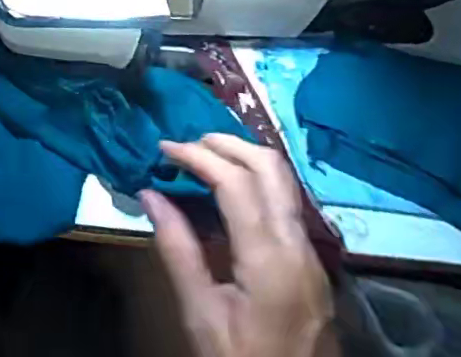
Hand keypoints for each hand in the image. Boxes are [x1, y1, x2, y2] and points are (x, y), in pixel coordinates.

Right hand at [140, 135, 335, 356]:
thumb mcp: (201, 316)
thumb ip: (177, 250)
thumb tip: (149, 194)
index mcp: (270, 261)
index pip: (236, 182)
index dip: (197, 155)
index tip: (163, 149)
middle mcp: (299, 247)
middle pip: (270, 167)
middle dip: (224, 144)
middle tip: (184, 145)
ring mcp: (311, 255)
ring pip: (283, 180)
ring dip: (241, 157)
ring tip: (200, 159)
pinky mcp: (312, 264)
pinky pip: (284, 201)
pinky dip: (253, 179)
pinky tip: (223, 191)